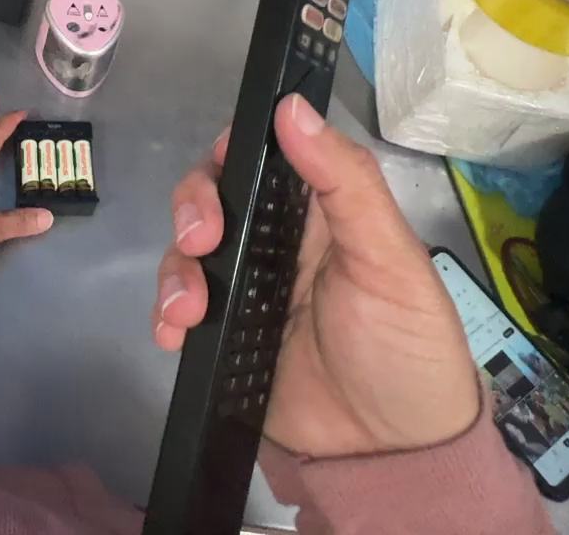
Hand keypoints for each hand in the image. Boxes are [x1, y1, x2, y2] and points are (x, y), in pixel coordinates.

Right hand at [152, 95, 480, 457]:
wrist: (390, 461)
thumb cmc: (405, 346)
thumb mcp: (389, 259)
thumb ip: (346, 182)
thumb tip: (291, 107)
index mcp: (313, 212)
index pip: (260, 157)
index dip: (232, 148)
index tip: (223, 159)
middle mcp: (270, 240)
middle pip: (210, 196)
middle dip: (193, 207)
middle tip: (201, 241)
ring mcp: (240, 287)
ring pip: (186, 250)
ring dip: (174, 270)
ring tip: (188, 311)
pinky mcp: (219, 332)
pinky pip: (176, 306)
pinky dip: (164, 312)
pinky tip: (173, 331)